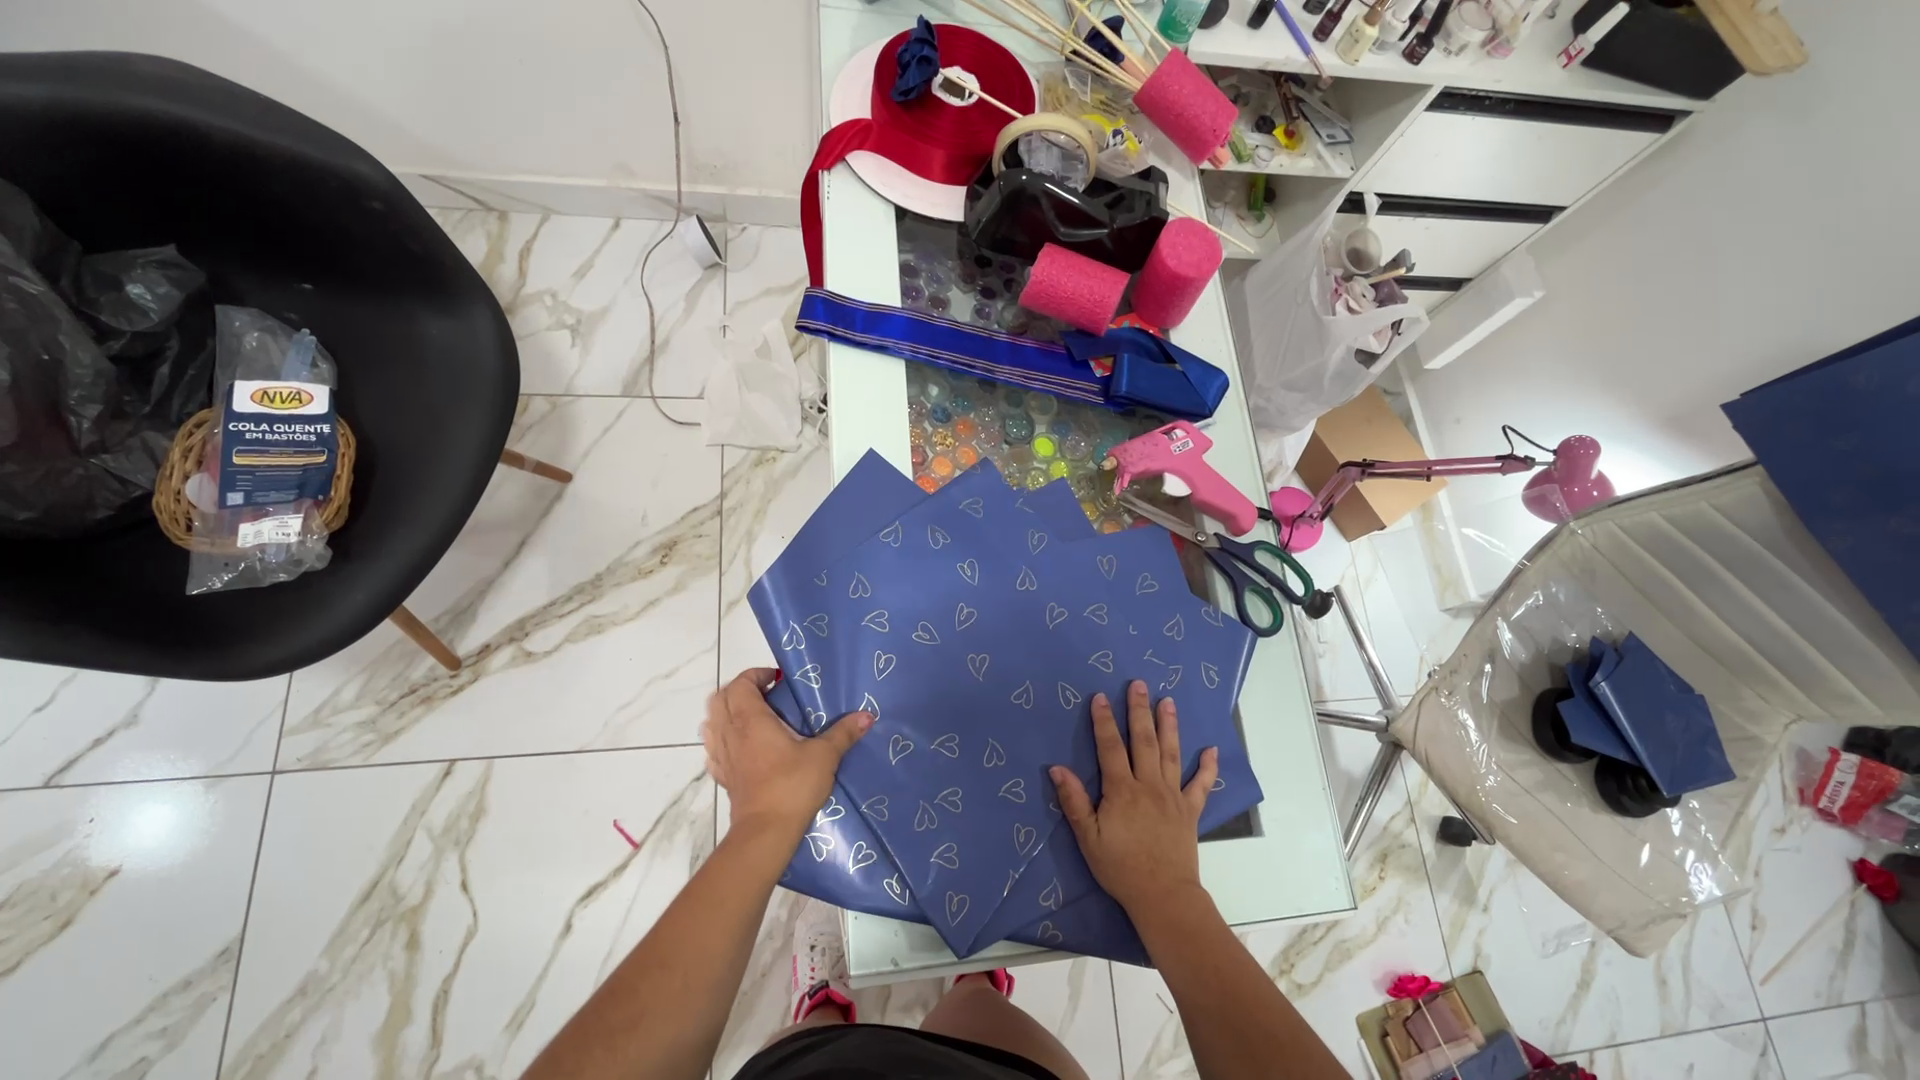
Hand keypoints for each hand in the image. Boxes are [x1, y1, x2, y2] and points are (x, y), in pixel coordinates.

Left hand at [702, 668, 871, 833]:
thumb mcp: (824, 756)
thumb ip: (843, 733)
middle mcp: (731, 733)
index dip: (755, 675)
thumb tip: (867, 716)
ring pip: (711, 723)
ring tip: (751, 717)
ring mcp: (722, 756)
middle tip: (764, 694)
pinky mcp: (723, 777)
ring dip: (726, 713)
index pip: (740, 684)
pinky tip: (740, 747)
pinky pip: (713, 749)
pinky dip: (722, 739)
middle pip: (720, 699)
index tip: (776, 679)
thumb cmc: (792, 786)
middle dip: (739, 690)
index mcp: (751, 720)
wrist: (766, 831)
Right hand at [1050, 680, 1217, 915]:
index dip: (1103, 721)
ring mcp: (1173, 796)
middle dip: (1139, 710)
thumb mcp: (1088, 838)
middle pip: (1143, 740)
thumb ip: (1074, 801)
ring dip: (1169, 725)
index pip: (1110, 747)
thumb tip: (1057, 768)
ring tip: (1168, 701)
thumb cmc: (1120, 868)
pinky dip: (1207, 767)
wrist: (1163, 895)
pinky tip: (1211, 750)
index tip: (1100, 697)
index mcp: (1121, 791)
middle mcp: (1149, 786)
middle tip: (1139, 684)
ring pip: (1171, 753)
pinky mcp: (1190, 811)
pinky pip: (1201, 784)